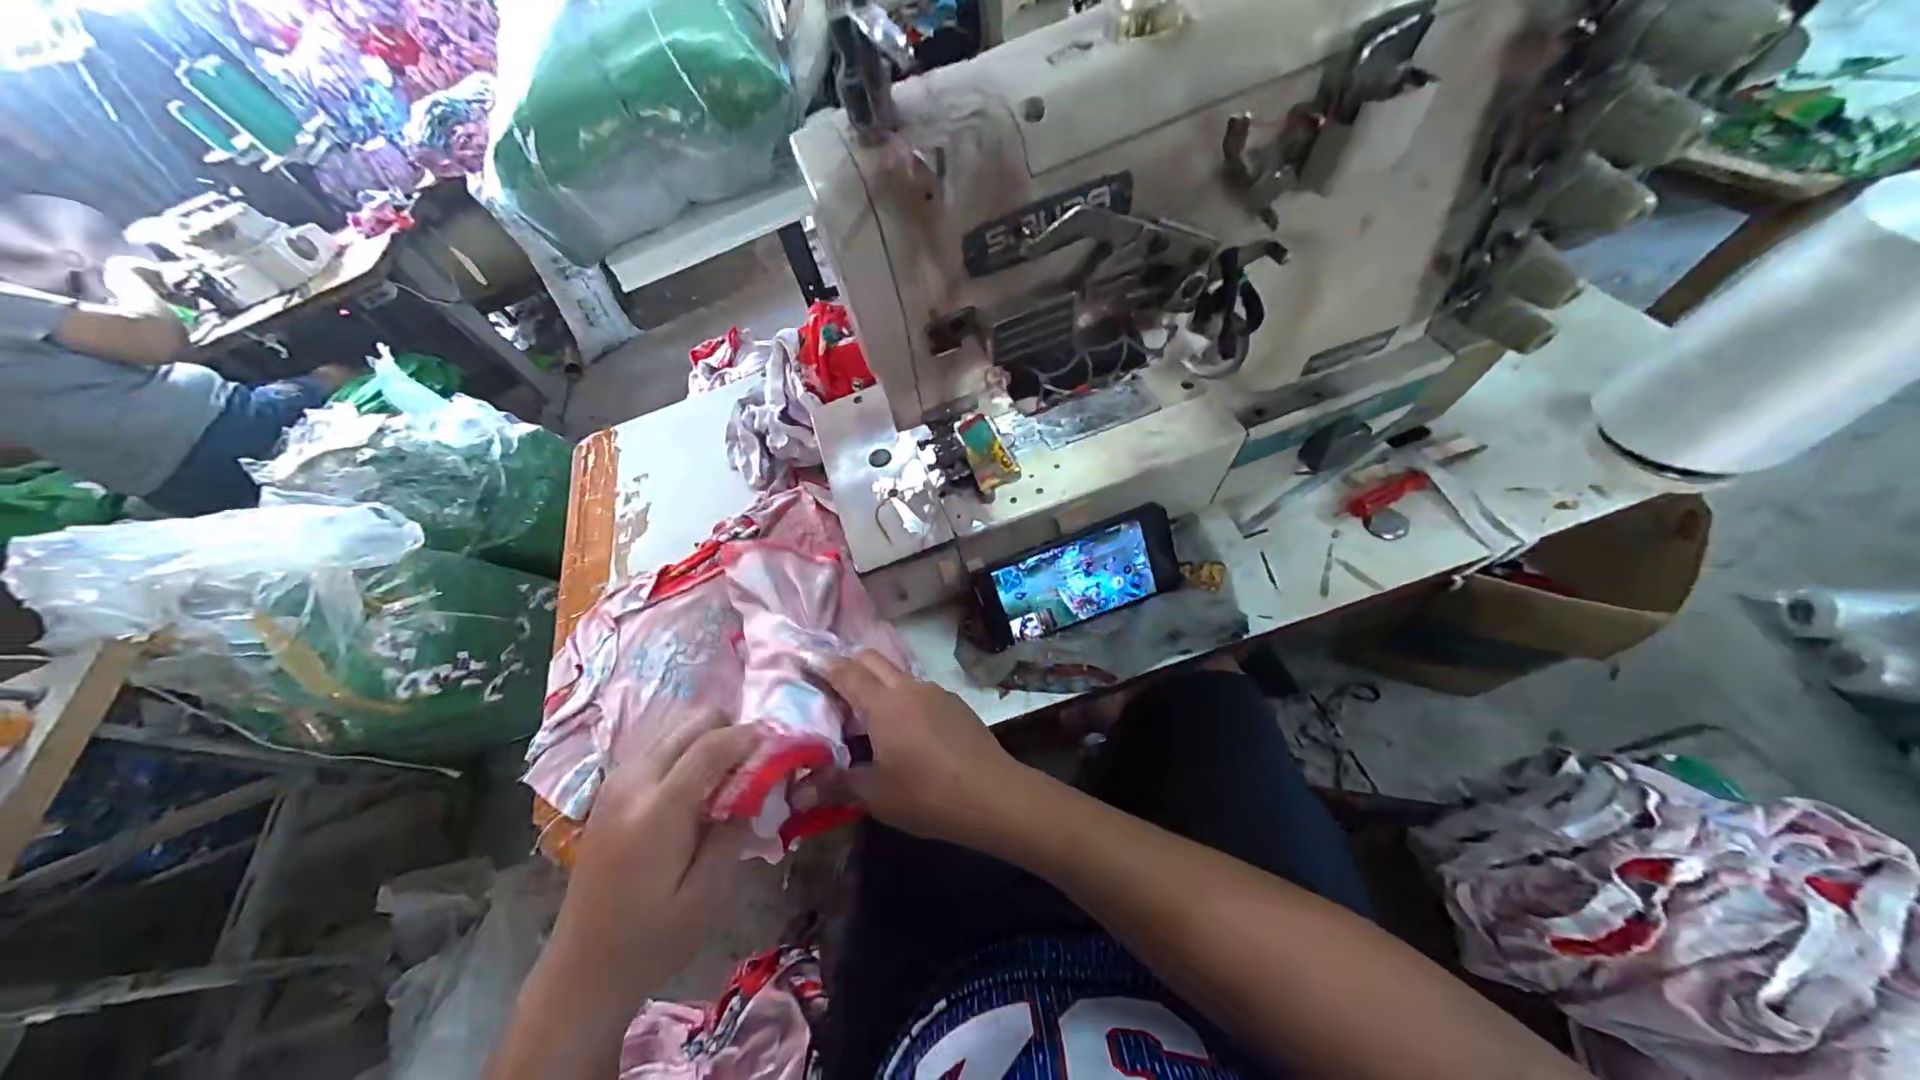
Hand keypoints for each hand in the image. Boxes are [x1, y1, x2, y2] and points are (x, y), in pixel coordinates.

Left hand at [549, 718, 761, 1005]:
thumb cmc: (651, 941)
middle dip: (730, 729)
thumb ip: (733, 834)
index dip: (749, 736)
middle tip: (756, 760)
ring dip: (708, 737)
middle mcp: (632, 784)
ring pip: (674, 729)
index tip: (779, 742)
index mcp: (657, 811)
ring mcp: (616, 784)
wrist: (583, 970)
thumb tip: (755, 791)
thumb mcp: (706, 896)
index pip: (710, 746)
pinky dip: (686, 749)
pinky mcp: (610, 792)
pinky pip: (658, 746)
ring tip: (732, 772)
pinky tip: (700, 784)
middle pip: (690, 723)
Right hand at [821, 651, 1031, 843]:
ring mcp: (937, 693)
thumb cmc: (927, 794)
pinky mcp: (956, 706)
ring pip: (899, 674)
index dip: (822, 666)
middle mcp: (909, 687)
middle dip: (849, 666)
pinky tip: (904, 730)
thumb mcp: (875, 794)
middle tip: (830, 688)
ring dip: (878, 683)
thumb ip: (835, 785)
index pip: (846, 672)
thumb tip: (797, 793)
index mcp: (884, 703)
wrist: (994, 795)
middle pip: (873, 660)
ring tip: (865, 714)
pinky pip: (920, 692)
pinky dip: (902, 699)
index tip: (804, 661)